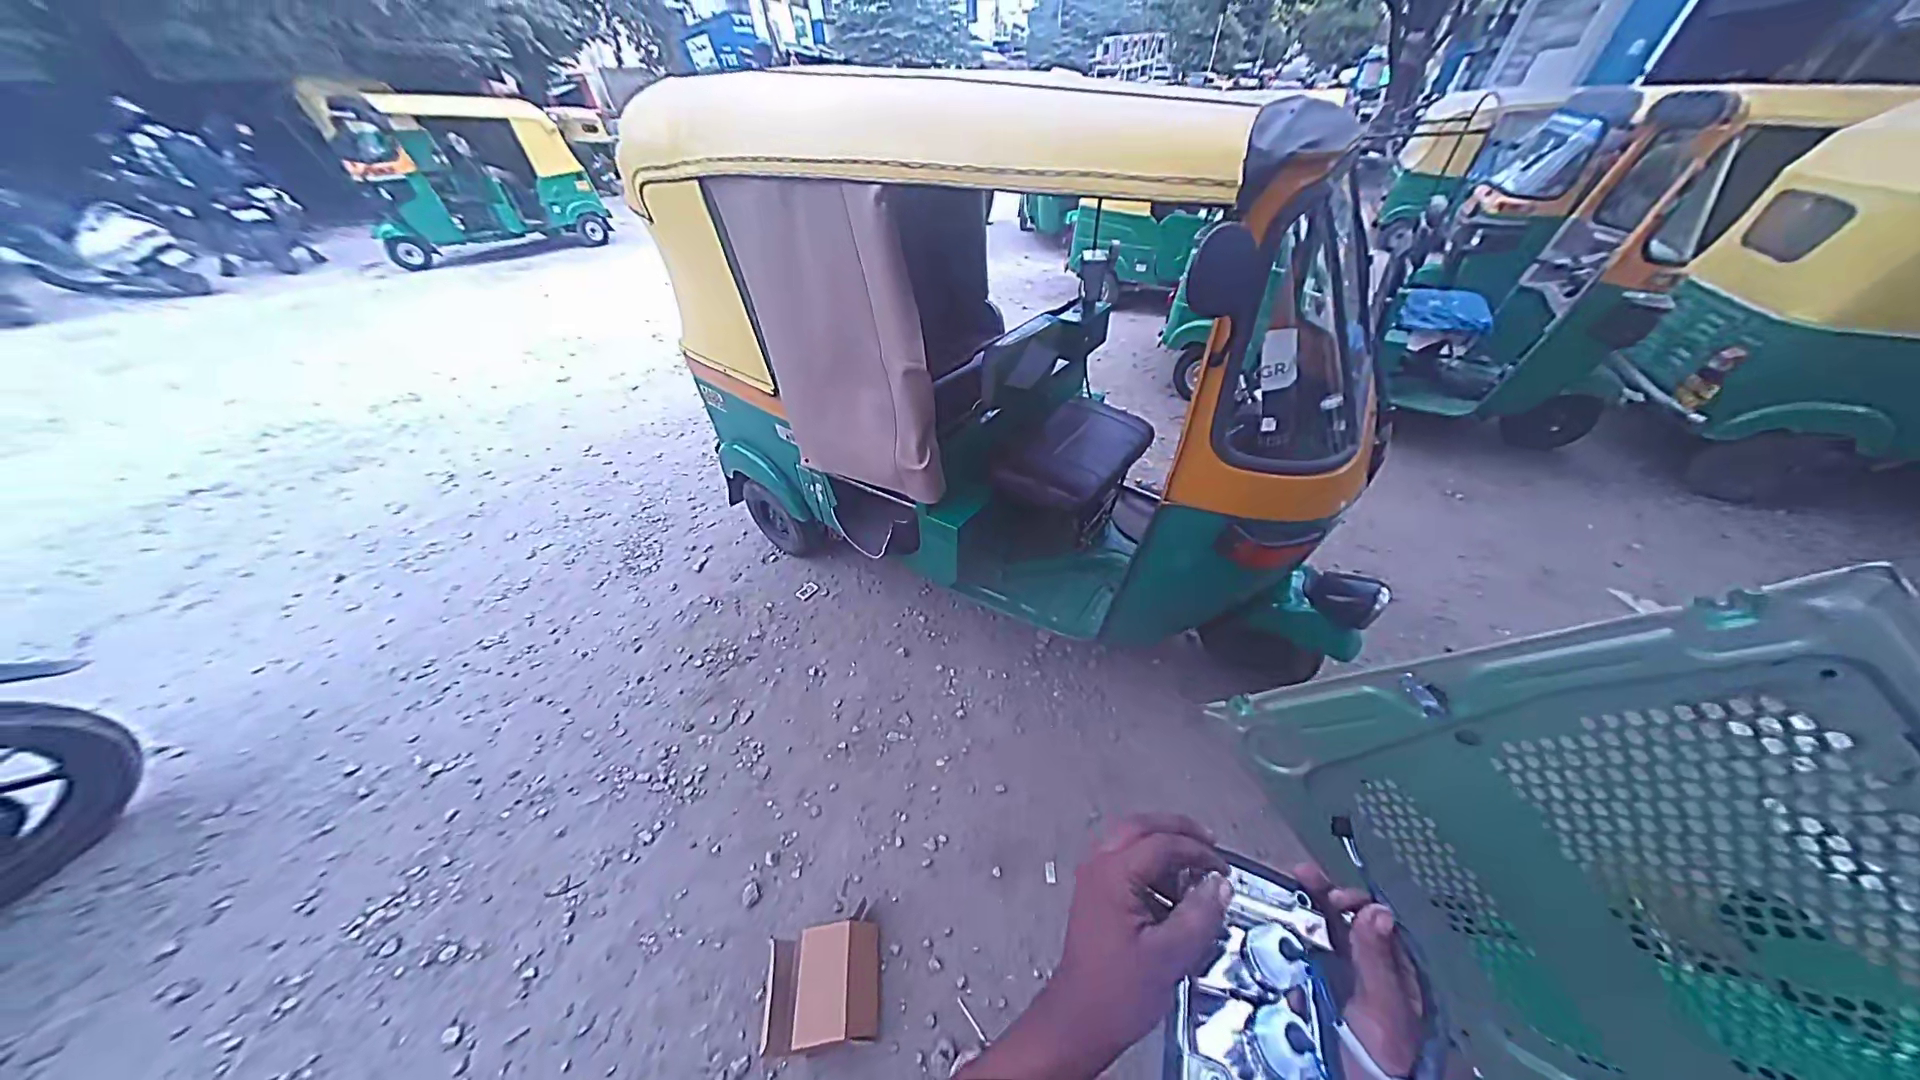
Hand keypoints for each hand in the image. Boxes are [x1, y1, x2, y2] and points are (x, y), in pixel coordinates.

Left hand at [957, 813, 1230, 1079]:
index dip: (1198, 852)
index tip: (1223, 869)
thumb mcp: (1169, 955)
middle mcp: (1098, 865)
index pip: (1162, 843)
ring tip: (1195, 870)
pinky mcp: (1096, 893)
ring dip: (1163, 847)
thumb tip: (1219, 885)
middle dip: (1177, 830)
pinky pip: (1126, 862)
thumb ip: (1199, 915)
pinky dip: (1151, 866)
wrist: (1080, 1017)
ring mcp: (1094, 877)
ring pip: (1130, 841)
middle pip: (1140, 827)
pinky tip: (1173, 892)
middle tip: (1209, 842)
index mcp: (1113, 873)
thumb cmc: (1117, 990)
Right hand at [1295, 862, 1425, 1077]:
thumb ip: (1378, 961)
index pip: (1373, 921)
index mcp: (1393, 970)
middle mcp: (1365, 970)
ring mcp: (1336, 980)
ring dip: (1300, 913)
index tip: (1334, 894)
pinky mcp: (1310, 992)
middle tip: (1302, 876)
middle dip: (1321, 896)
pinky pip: (1296, 959)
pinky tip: (1273, 931)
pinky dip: (1284, 941)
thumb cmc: (1387, 1059)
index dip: (1353, 900)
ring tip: (1285, 892)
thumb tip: (1377, 909)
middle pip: (1341, 921)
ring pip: (1316, 935)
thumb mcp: (1386, 1012)